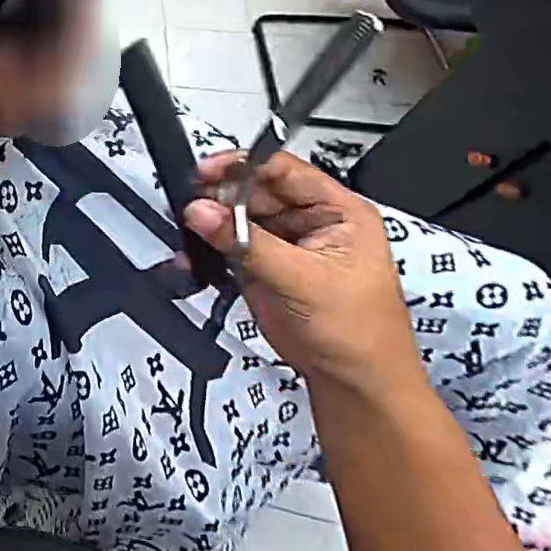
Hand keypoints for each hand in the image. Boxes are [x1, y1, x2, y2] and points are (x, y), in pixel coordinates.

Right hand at [183, 152, 422, 395]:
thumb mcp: (302, 279)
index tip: (208, 172)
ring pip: (235, 216)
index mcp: (337, 210)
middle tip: (194, 206)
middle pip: (252, 191)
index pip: (282, 170)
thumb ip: (246, 242)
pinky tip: (194, 252)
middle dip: (221, 197)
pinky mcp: (261, 265)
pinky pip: (226, 244)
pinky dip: (207, 247)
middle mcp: (308, 220)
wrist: (353, 385)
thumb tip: (203, 211)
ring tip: (191, 230)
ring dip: (211, 222)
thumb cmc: (360, 334)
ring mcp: (282, 243)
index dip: (243, 166)